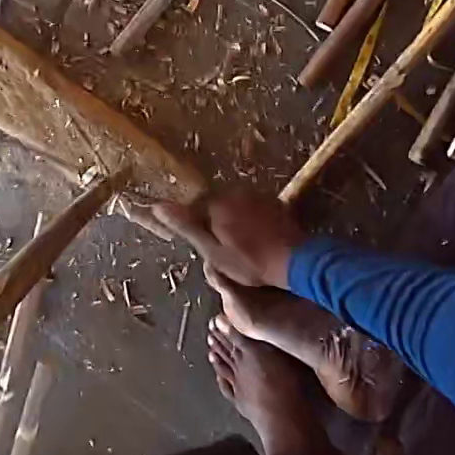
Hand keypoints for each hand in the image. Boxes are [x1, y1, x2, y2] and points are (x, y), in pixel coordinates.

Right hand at [155, 189, 305, 290]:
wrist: (297, 261)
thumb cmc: (250, 263)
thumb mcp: (212, 252)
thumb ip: (186, 227)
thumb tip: (157, 206)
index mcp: (216, 204)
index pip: (195, 209)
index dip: (199, 228)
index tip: (209, 246)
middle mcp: (234, 192)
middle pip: (214, 205)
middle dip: (216, 223)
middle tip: (227, 249)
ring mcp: (256, 195)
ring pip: (234, 206)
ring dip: (234, 221)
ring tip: (245, 245)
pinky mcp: (273, 201)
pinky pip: (252, 207)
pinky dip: (251, 219)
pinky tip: (259, 238)